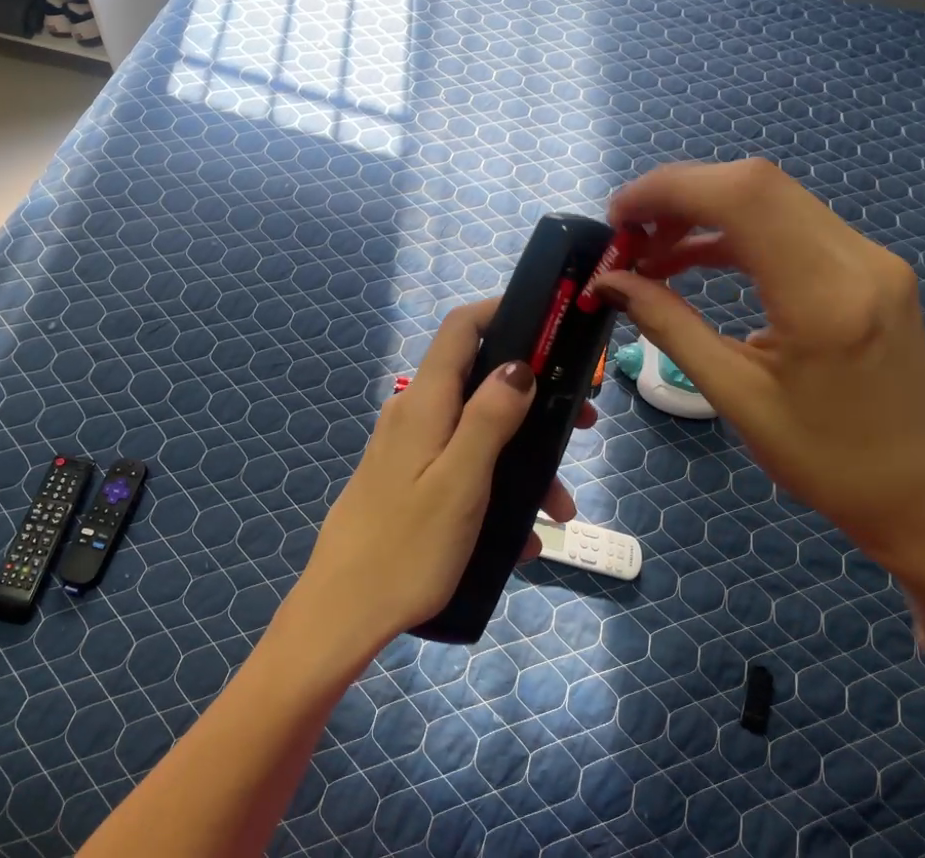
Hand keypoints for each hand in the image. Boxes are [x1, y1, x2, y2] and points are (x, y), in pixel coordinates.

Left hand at [297, 298, 588, 645]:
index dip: (503, 313)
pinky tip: (521, 539)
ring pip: (476, 437)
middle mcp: (412, 417)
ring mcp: (406, 453)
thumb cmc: (408, 547)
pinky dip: (495, 492)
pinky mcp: (405, 485)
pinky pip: (461, 473)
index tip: (551, 326)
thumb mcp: (462, 481)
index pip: (461, 329)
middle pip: (479, 385)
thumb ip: (489, 418)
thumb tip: (517, 365)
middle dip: (533, 403)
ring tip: (557, 514)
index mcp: (425, 405)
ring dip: (522, 463)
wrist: (345, 612)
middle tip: (580, 429)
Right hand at [595, 159, 924, 566]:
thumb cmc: (823, 459)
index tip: (616, 217)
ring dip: (703, 212)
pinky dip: (734, 232)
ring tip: (650, 252)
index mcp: (825, 298)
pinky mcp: (869, 267)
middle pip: (755, 184)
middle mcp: (858, 260)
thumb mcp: (734, 397)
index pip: (742, 198)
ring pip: (772, 199)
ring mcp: (871, 258)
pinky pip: (791, 225)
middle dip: (678, 196)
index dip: (669, 190)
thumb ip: (670, 327)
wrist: (917, 489)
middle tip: (626, 236)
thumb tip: (609, 282)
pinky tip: (694, 259)